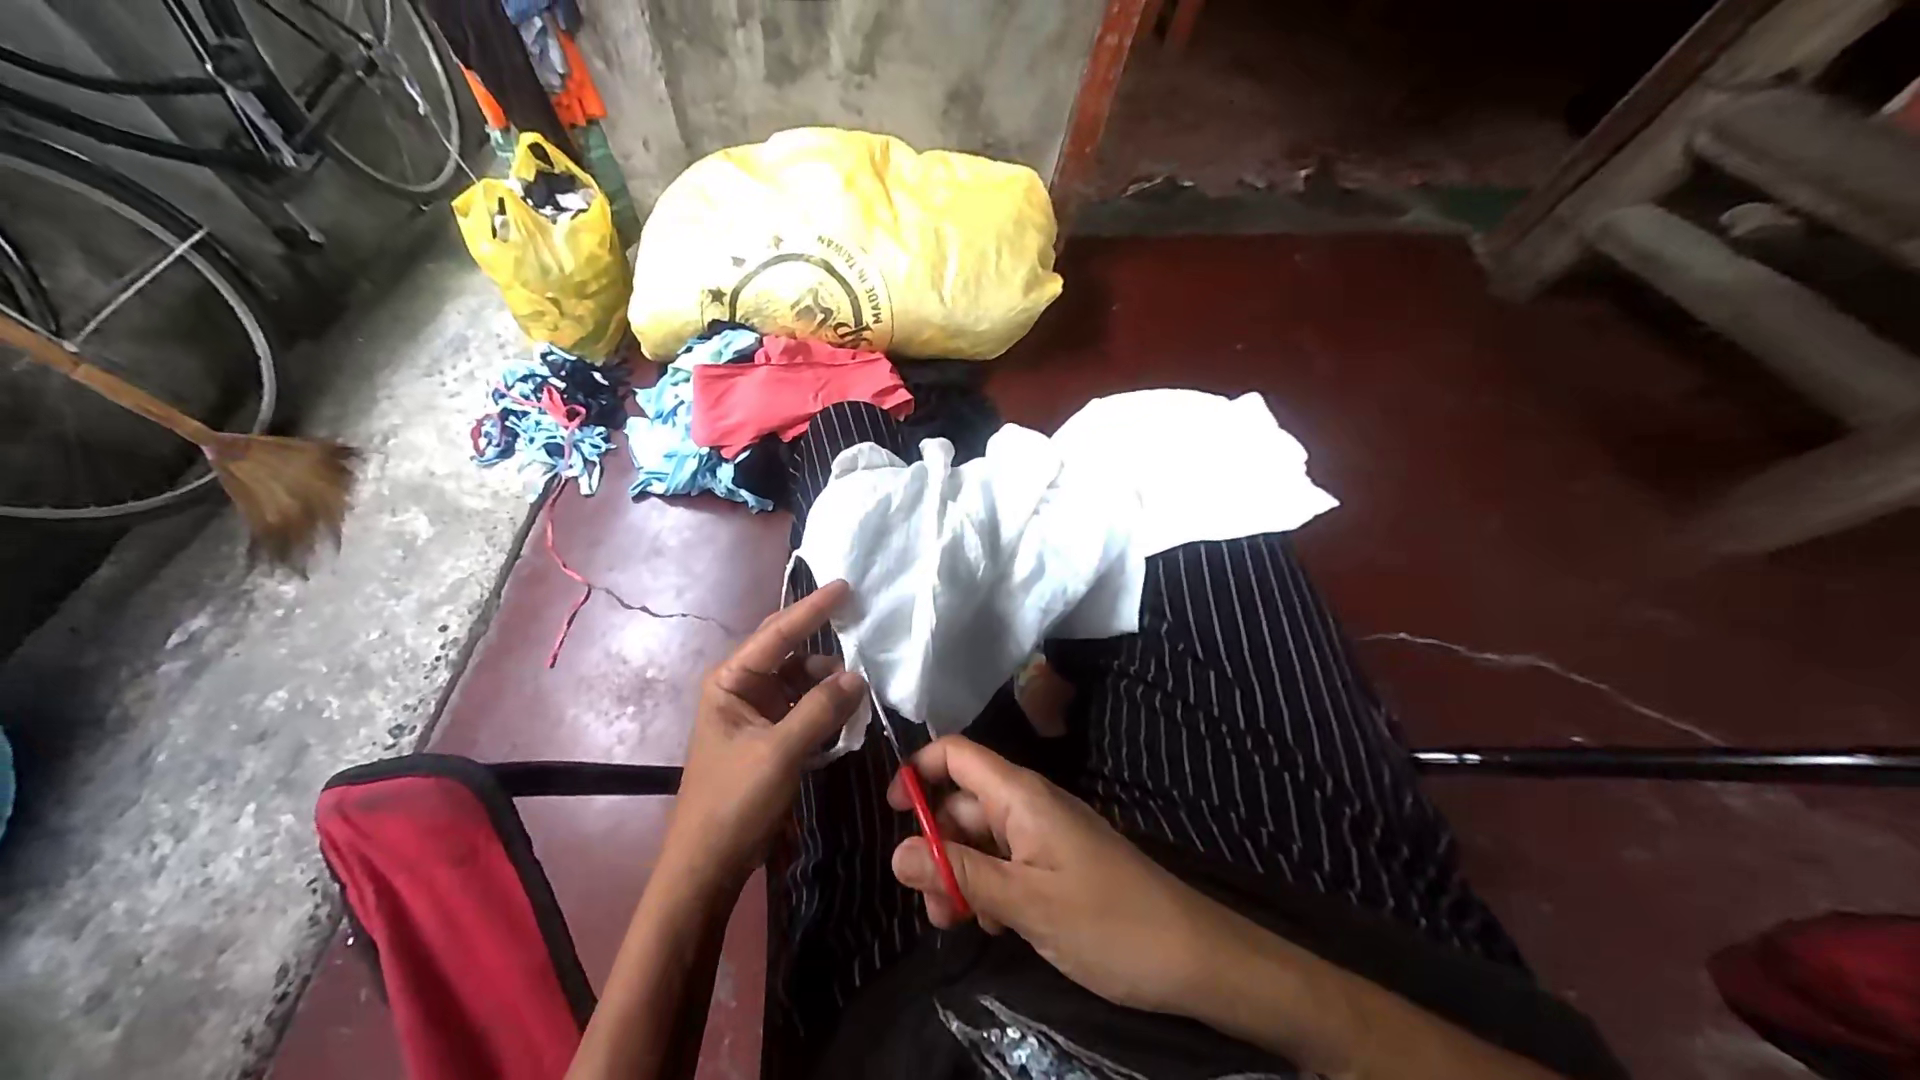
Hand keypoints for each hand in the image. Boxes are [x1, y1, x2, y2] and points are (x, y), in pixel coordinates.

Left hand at [665, 580, 866, 886]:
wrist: (711, 862)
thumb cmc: (734, 801)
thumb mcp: (779, 752)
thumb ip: (821, 710)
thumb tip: (858, 677)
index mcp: (732, 681)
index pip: (777, 634)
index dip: (812, 609)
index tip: (846, 586)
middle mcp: (745, 688)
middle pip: (791, 653)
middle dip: (825, 643)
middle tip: (863, 627)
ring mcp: (759, 713)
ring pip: (804, 682)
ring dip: (831, 684)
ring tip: (860, 693)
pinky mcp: (773, 736)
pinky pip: (807, 708)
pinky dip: (828, 708)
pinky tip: (849, 714)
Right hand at [889, 736, 1225, 1014]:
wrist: (1191, 955)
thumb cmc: (1107, 921)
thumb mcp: (1025, 902)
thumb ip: (960, 874)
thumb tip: (896, 853)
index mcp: (1021, 796)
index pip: (957, 754)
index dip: (918, 771)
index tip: (891, 813)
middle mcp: (1029, 805)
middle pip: (961, 803)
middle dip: (935, 845)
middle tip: (930, 903)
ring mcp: (1043, 835)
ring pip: (980, 839)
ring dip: (958, 875)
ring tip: (954, 923)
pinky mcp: (1054, 865)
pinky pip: (1004, 863)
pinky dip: (986, 888)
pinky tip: (991, 927)